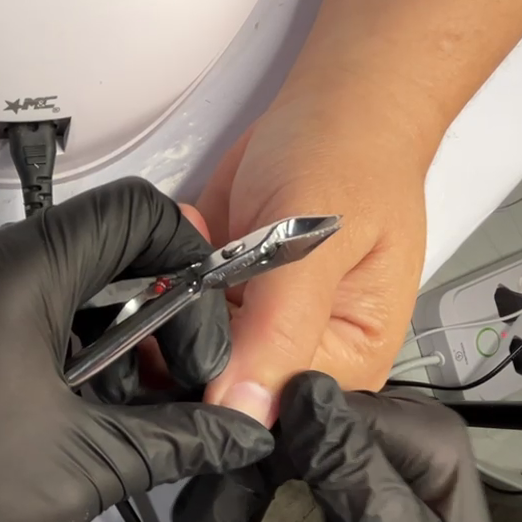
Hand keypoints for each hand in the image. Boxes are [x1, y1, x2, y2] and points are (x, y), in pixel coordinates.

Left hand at [0, 178, 273, 521]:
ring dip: (97, 342)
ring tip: (120, 422)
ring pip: (43, 287)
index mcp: (6, 272)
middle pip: (90, 253)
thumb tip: (250, 429)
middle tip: (170, 398)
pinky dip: (44, 351)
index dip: (191, 261)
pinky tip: (60, 417)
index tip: (204, 342)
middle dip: (148, 319)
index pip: (132, 213)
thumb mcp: (80, 471)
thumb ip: (178, 437)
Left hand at [194, 95, 428, 419]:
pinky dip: (172, 278)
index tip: (192, 345)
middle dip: (192, 338)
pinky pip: (176, 312)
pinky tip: (195, 239)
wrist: (330, 110)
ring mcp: (254, 332)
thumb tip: (243, 410)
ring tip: (204, 250)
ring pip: (189, 352)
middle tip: (196, 282)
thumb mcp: (316, 243)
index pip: (271, 410)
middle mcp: (298, 356)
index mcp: (348, 360)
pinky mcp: (223, 304)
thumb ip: (279, 329)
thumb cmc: (349, 160)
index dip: (221, 389)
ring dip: (178, 302)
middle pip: (221, 387)